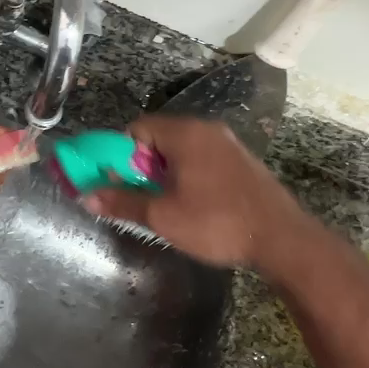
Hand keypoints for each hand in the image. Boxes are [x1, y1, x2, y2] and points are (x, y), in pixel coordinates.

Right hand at [84, 116, 320, 273]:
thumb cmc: (217, 223)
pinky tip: (194, 204)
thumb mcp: (163, 216)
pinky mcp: (242, 162)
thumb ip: (122, 202)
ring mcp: (228, 144)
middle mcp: (207, 130)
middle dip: (141, 165)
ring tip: (166, 205)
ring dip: (165, 172)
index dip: (120, 154)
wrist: (282, 239)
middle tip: (141, 197)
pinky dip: (188, 175)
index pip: (137, 128)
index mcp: (185, 134)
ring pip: (181, 150)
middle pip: (158, 137)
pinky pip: (202, 159)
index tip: (118, 182)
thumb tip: (86, 196)